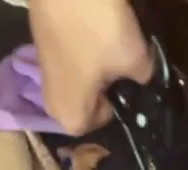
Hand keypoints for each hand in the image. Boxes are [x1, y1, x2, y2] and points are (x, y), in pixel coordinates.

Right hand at [29, 0, 153, 133]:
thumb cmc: (97, 31)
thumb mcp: (134, 56)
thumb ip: (145, 76)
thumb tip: (144, 76)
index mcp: (74, 121)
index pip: (108, 119)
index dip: (125, 96)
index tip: (132, 72)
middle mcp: (55, 111)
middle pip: (93, 101)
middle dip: (109, 81)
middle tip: (122, 54)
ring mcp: (46, 85)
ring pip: (82, 82)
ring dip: (97, 65)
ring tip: (107, 40)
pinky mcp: (42, 59)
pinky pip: (71, 64)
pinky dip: (83, 51)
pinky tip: (91, 30)